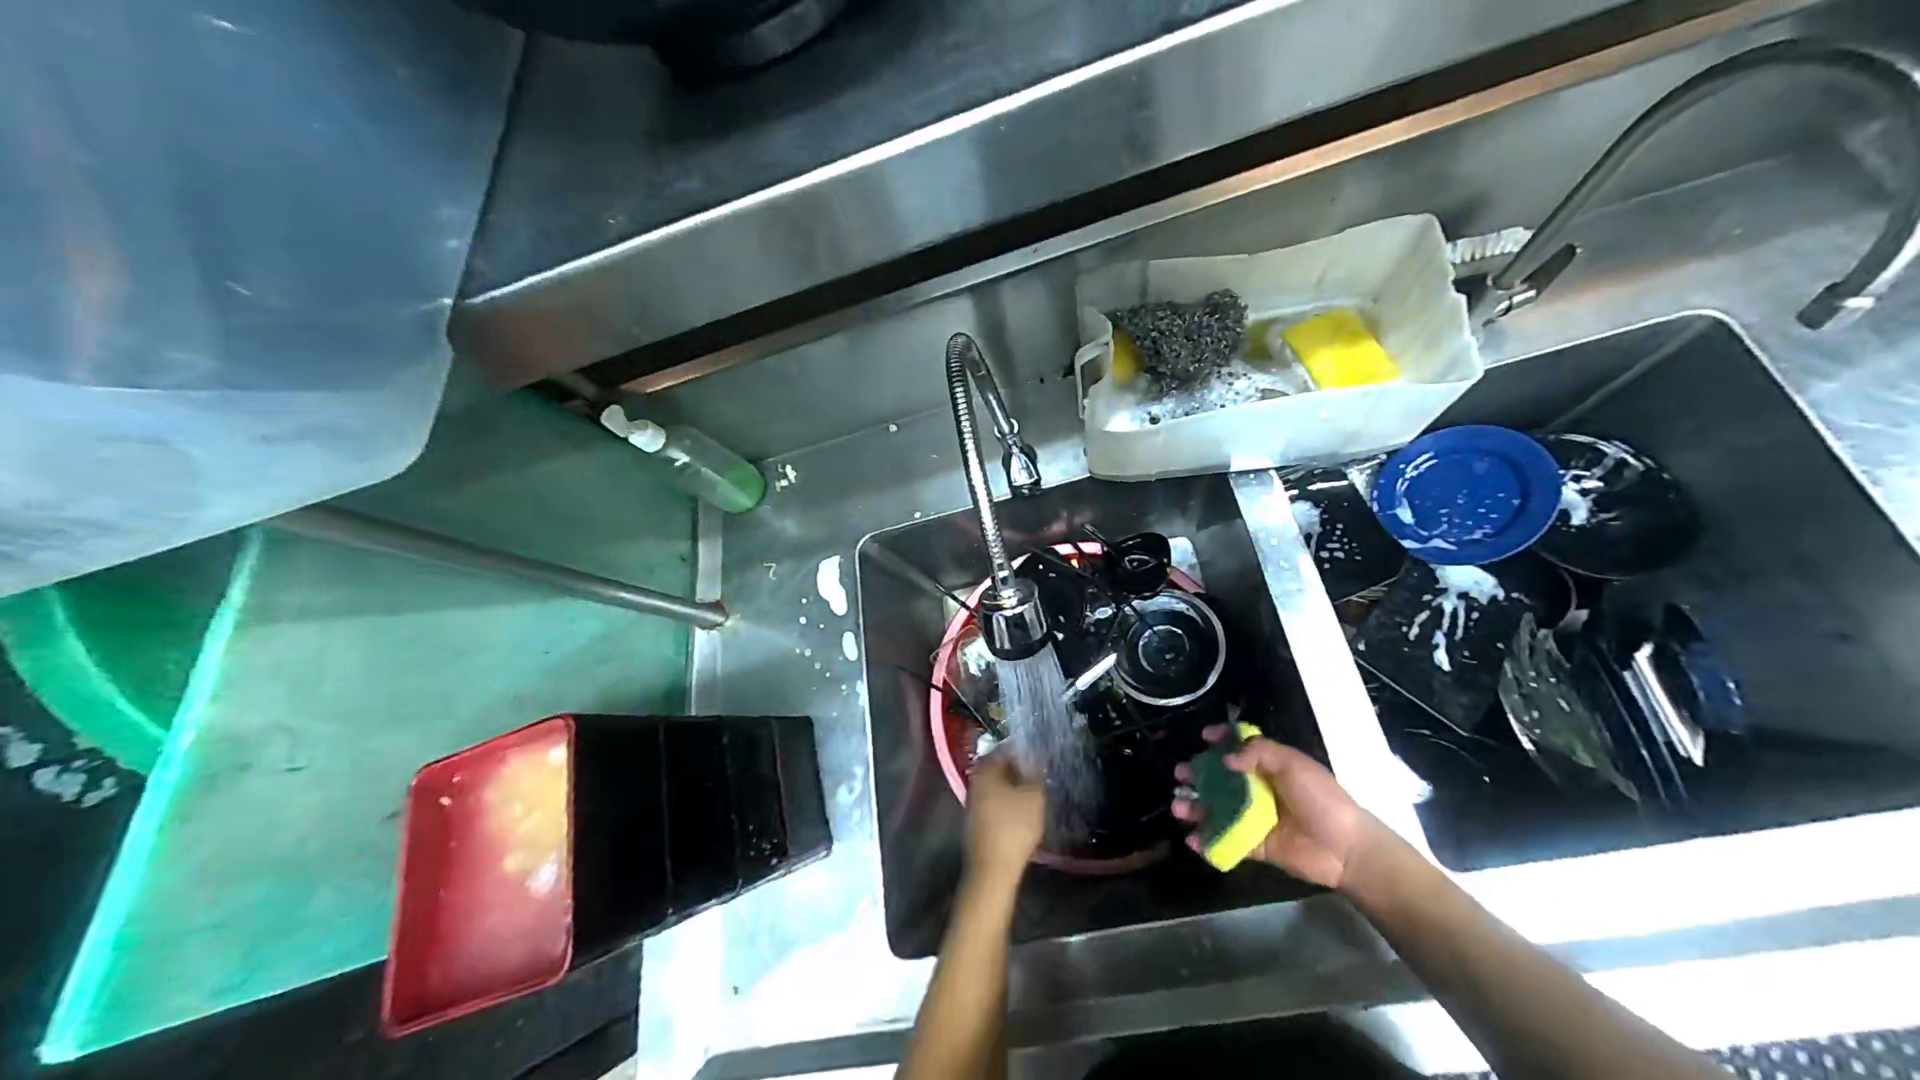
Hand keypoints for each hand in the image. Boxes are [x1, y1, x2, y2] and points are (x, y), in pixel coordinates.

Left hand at [965, 752, 1045, 884]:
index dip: (1023, 750)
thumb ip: (1036, 775)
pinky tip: (1021, 812)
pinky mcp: (976, 822)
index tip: (1039, 756)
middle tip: (1038, 774)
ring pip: (995, 786)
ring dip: (1012, 787)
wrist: (993, 869)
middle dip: (1018, 768)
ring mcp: (972, 803)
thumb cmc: (1015, 827)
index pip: (1004, 749)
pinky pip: (994, 803)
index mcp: (986, 770)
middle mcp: (975, 782)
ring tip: (1033, 793)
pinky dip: (1007, 802)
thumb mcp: (1035, 797)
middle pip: (997, 767)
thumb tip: (1035, 762)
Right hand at [1172, 725, 1381, 889]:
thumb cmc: (1321, 798)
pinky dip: (1206, 841)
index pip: (1239, 748)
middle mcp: (1257, 790)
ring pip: (1216, 810)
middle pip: (1219, 780)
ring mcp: (1253, 819)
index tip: (1203, 737)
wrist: (1345, 848)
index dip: (1220, 741)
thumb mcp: (1293, 764)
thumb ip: (1259, 753)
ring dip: (1195, 808)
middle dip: (1197, 776)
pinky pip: (1225, 841)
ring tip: (1179, 807)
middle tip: (1180, 775)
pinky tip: (1192, 839)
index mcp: (1268, 767)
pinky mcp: (1254, 845)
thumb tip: (1225, 758)